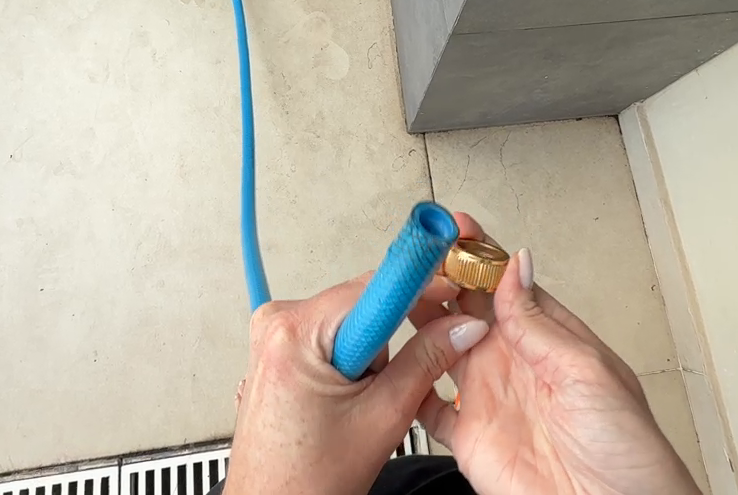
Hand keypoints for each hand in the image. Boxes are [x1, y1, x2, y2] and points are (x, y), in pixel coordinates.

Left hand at [226, 272, 489, 494]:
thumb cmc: (304, 482)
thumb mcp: (382, 420)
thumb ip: (427, 363)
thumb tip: (461, 326)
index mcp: (295, 330)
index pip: (374, 284)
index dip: (419, 282)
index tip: (450, 264)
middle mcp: (279, 319)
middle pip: (365, 301)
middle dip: (391, 337)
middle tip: (392, 381)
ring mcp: (276, 331)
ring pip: (354, 318)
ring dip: (372, 352)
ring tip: (359, 402)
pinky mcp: (281, 343)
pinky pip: (335, 331)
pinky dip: (354, 356)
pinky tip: (346, 394)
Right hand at [414, 217, 701, 494]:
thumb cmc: (628, 452)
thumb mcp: (588, 371)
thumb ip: (538, 322)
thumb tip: (515, 262)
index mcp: (544, 335)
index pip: (501, 280)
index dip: (477, 250)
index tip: (453, 225)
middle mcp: (511, 359)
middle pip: (464, 304)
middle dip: (439, 275)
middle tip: (413, 254)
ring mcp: (486, 395)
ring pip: (439, 344)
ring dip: (417, 318)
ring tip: (394, 291)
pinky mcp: (468, 437)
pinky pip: (426, 405)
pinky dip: (406, 382)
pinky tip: (390, 360)